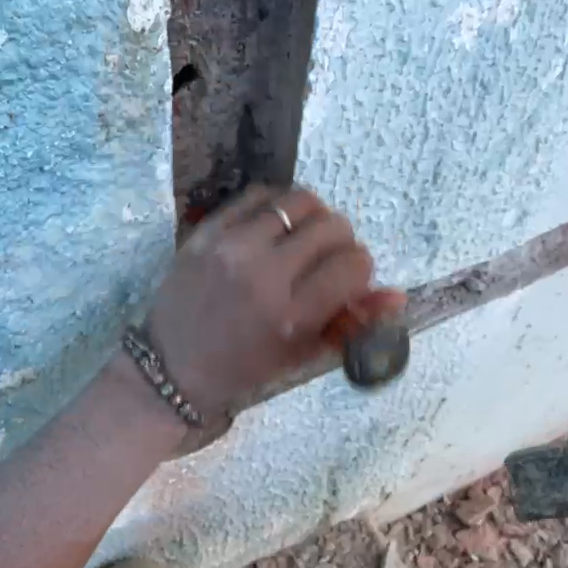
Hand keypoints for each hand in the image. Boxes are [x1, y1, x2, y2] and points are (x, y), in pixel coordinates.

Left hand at [146, 186, 405, 417]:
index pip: (354, 265)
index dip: (360, 271)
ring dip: (312, 218)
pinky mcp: (206, 233)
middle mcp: (265, 276)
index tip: (348, 281)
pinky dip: (276, 207)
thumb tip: (397, 296)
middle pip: (333, 226)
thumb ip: (350, 324)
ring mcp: (232, 249)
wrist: (169, 371)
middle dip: (341, 243)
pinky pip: (258, 196)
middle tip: (326, 261)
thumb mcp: (299, 356)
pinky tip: (273, 228)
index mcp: (291, 316)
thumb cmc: (242, 372)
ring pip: (300, 201)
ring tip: (302, 240)